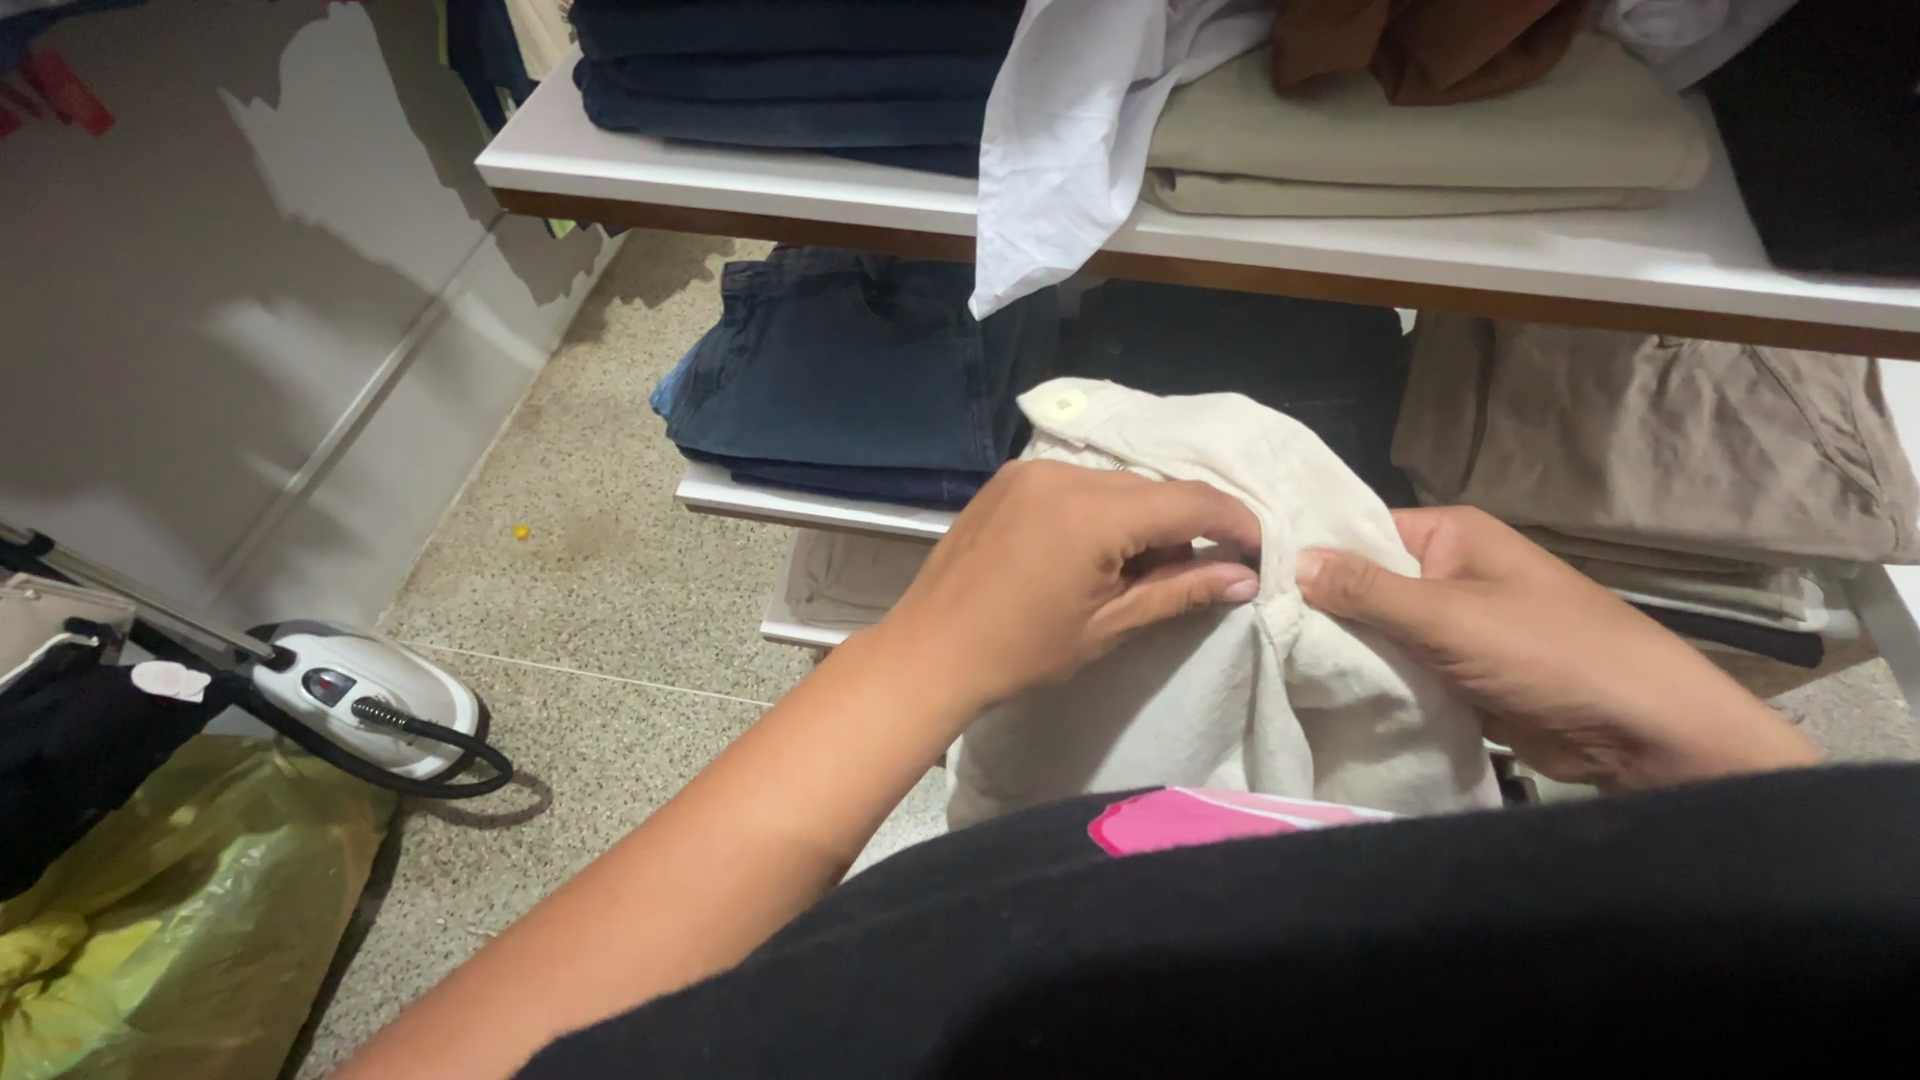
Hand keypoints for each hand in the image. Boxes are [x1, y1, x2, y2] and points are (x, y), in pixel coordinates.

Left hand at [869, 460, 1261, 712]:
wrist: (930, 650)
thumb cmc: (1019, 651)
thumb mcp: (1108, 626)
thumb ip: (1180, 592)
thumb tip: (1246, 578)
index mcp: (1091, 512)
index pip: (1189, 502)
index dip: (1234, 523)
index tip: (1260, 551)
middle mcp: (1062, 474)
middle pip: (1151, 490)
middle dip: (1183, 528)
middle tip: (1190, 576)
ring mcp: (1030, 471)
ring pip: (1114, 485)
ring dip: (1139, 520)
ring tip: (1131, 572)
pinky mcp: (1008, 478)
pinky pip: (1075, 484)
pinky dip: (1099, 511)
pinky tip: (1089, 552)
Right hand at [1295, 506, 1817, 791]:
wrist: (1645, 735)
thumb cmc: (1551, 654)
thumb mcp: (1448, 615)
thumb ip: (1367, 589)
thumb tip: (1292, 560)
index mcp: (1448, 535)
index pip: (1357, 531)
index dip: (1307, 552)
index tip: (1251, 575)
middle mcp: (1446, 570)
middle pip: (1361, 580)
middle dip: (1318, 603)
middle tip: (1255, 621)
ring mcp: (1450, 620)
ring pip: (1375, 625)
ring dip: (1341, 642)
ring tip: (1274, 652)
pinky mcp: (1453, 666)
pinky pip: (1396, 660)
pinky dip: (1367, 671)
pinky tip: (1320, 680)